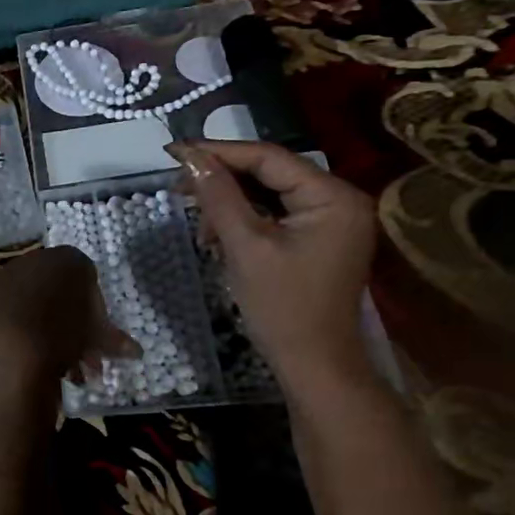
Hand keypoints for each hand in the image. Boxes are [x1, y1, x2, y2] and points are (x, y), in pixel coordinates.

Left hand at [0, 245, 139, 388]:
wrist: (6, 349)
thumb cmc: (61, 332)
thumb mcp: (97, 334)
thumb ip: (111, 337)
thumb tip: (131, 350)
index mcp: (61, 258)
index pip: (84, 276)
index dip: (96, 308)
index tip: (100, 333)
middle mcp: (28, 263)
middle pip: (56, 295)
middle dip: (74, 329)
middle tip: (88, 358)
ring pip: (34, 312)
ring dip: (53, 342)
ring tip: (68, 372)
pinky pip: (10, 324)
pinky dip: (27, 345)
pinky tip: (39, 371)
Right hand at [168, 141, 376, 381]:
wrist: (312, 363)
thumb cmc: (281, 306)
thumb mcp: (244, 246)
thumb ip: (219, 196)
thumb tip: (190, 157)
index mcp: (333, 196)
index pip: (269, 158)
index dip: (219, 151)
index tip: (174, 151)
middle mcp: (340, 199)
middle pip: (270, 173)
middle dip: (222, 179)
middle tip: (177, 186)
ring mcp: (331, 220)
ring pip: (269, 193)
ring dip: (229, 202)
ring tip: (198, 223)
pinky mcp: (318, 238)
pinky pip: (275, 214)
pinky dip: (244, 220)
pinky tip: (217, 234)